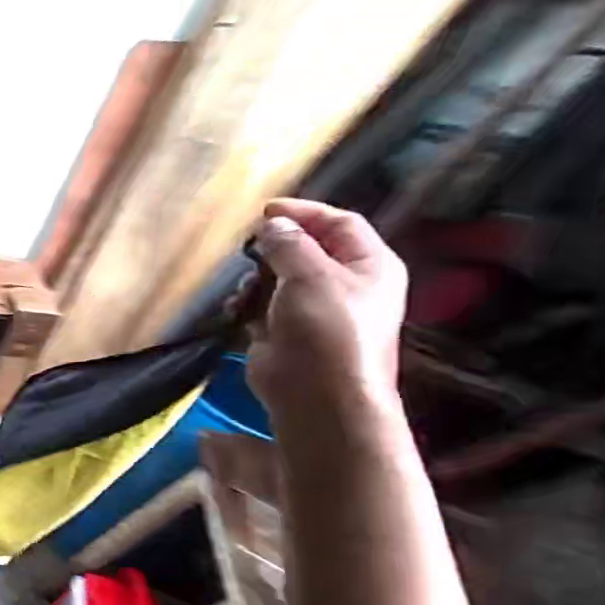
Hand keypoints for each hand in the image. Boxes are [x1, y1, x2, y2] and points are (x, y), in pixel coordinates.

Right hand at [245, 198, 407, 420]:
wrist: (317, 394)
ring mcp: (313, 312)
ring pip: (280, 280)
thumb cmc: (325, 329)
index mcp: (369, 265)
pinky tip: (235, 309)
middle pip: (307, 251)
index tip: (264, 210)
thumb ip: (289, 245)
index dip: (304, 213)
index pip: (339, 224)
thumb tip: (271, 224)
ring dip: (256, 279)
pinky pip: (262, 309)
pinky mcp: (284, 335)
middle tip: (247, 249)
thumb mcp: (310, 276)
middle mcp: (345, 285)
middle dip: (275, 247)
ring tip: (243, 288)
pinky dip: (246, 305)